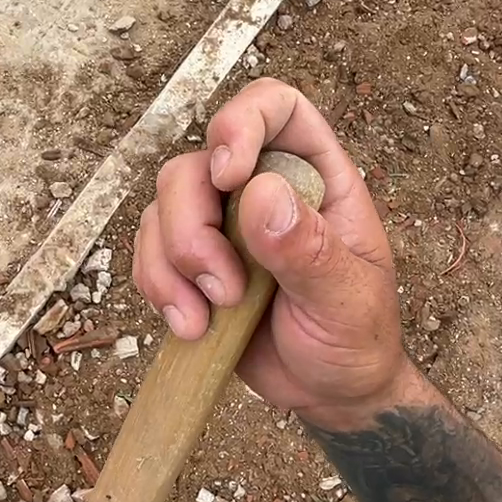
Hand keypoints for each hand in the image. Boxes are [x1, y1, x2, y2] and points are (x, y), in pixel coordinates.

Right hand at [132, 78, 409, 429]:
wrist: (325, 392)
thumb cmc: (354, 337)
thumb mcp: (347, 299)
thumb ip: (309, 248)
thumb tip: (258, 194)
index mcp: (312, 177)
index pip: (273, 108)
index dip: (241, 123)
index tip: (227, 177)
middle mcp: (258, 188)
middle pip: (193, 167)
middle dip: (192, 229)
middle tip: (224, 288)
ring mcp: (218, 224)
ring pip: (160, 209)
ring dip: (172, 266)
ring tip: (205, 319)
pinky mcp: (187, 262)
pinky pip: (147, 252)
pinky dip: (158, 288)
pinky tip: (191, 326)